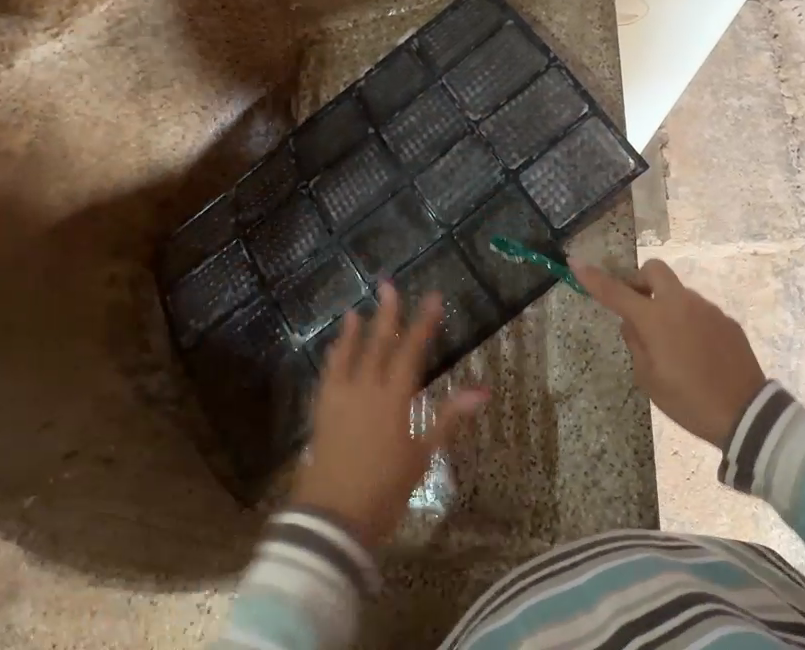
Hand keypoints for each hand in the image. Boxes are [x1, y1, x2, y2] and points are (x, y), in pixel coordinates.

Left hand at [290, 284, 487, 547]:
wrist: (332, 518)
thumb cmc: (384, 489)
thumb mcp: (422, 455)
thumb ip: (448, 418)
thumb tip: (483, 390)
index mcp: (393, 398)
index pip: (412, 351)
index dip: (423, 323)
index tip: (433, 297)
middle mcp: (365, 390)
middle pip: (377, 345)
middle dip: (387, 315)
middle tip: (388, 285)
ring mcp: (339, 400)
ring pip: (348, 356)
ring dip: (353, 332)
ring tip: (355, 311)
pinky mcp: (321, 414)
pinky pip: (328, 377)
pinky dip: (333, 359)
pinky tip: (334, 353)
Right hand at [575, 259, 766, 450]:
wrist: (744, 412)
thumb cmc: (688, 400)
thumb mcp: (648, 379)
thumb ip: (635, 343)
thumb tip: (632, 323)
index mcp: (655, 318)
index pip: (616, 291)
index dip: (593, 277)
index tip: (575, 263)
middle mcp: (681, 303)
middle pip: (654, 270)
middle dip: (639, 281)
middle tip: (636, 308)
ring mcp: (707, 308)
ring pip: (678, 293)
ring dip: (666, 307)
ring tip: (671, 346)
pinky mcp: (726, 320)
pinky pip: (698, 311)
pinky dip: (688, 323)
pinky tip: (696, 353)